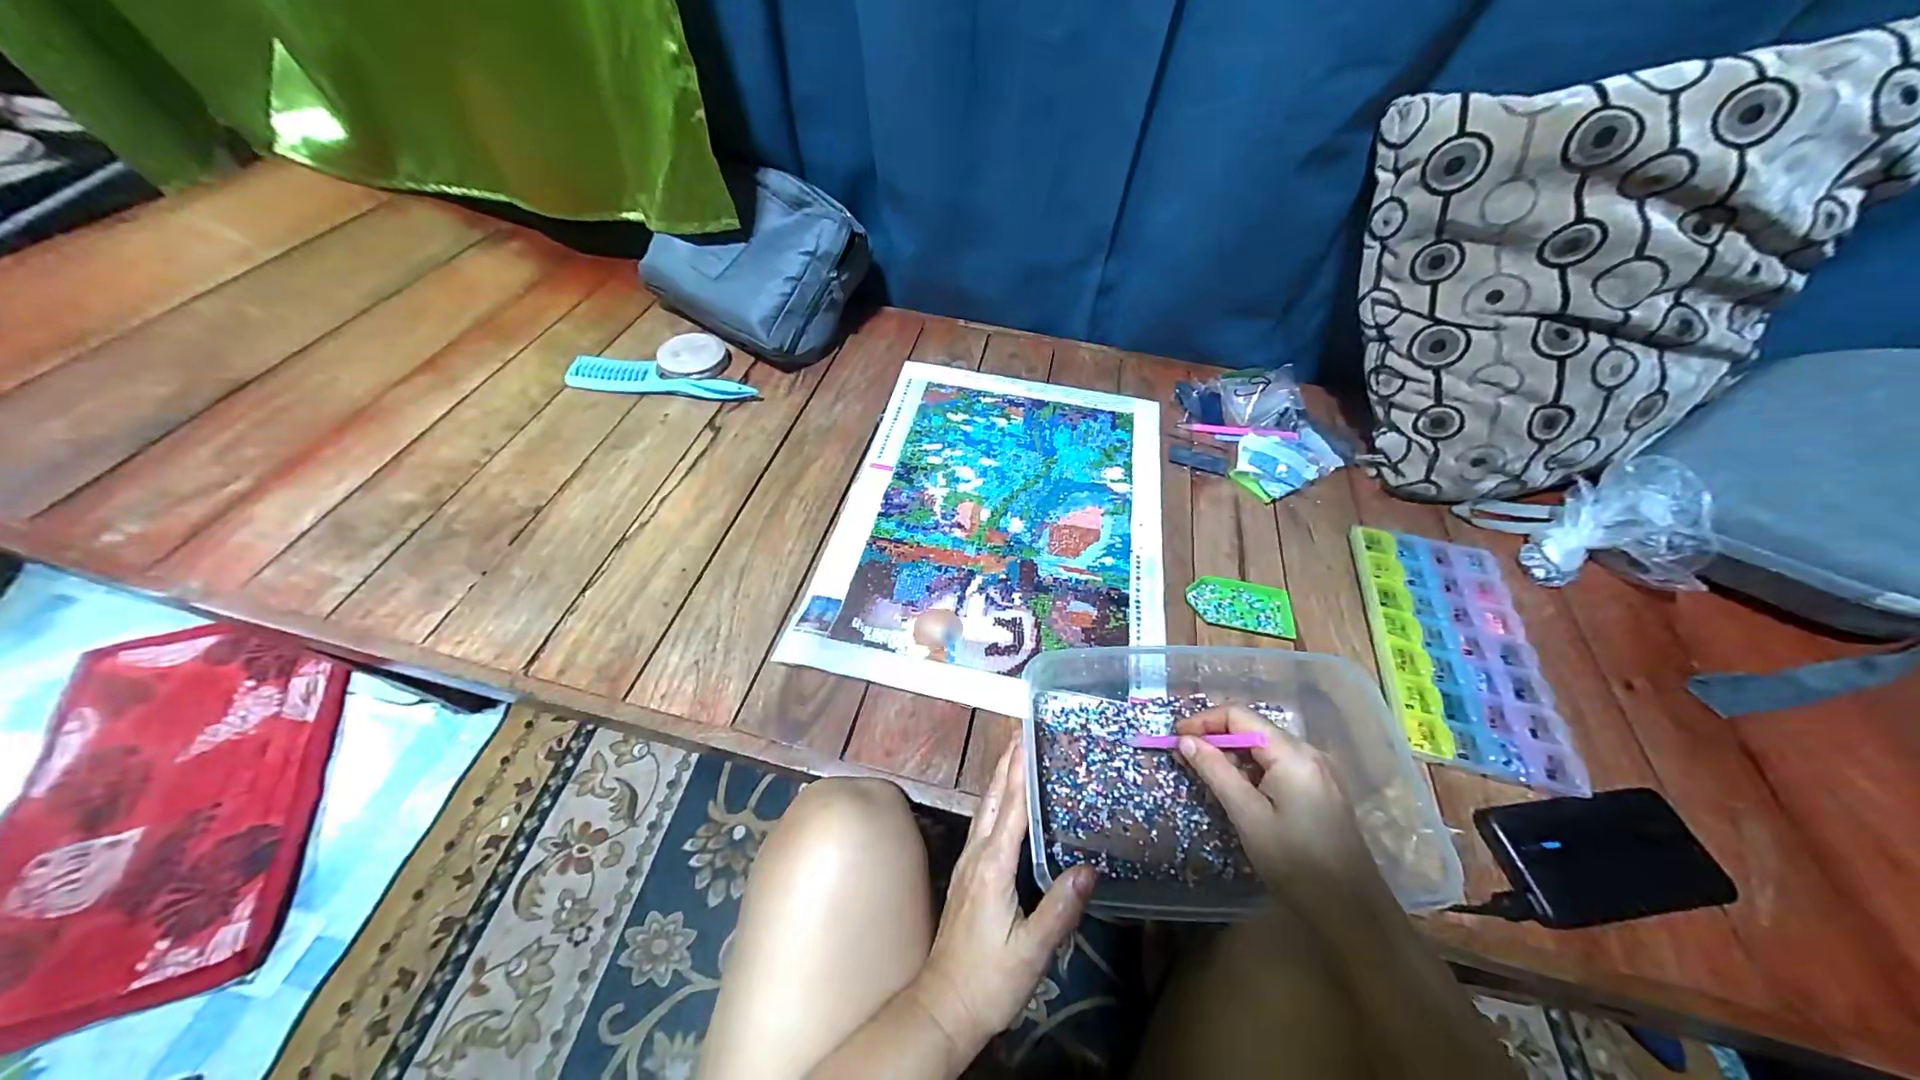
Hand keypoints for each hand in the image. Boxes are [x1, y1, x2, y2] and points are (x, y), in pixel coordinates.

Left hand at [909, 740, 1093, 1058]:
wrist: (943, 1006)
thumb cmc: (989, 980)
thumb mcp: (1031, 950)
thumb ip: (1059, 908)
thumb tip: (1089, 869)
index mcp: (992, 867)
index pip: (1011, 809)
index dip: (1020, 772)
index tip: (1028, 739)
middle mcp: (976, 857)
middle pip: (993, 800)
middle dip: (1006, 763)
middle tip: (1021, 731)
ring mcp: (967, 865)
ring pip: (985, 810)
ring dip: (999, 778)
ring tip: (1012, 753)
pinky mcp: (967, 876)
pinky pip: (982, 826)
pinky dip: (995, 802)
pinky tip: (1002, 803)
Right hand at [1175, 706, 1381, 912]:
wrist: (1352, 911)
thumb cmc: (1295, 862)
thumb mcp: (1247, 815)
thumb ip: (1216, 771)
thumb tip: (1186, 740)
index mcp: (1293, 754)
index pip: (1239, 716)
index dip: (1203, 721)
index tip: (1175, 737)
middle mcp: (1308, 752)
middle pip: (1252, 727)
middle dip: (1215, 737)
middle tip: (1184, 756)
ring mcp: (1317, 770)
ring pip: (1264, 746)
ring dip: (1231, 754)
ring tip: (1203, 772)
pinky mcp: (1320, 788)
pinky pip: (1277, 764)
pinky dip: (1251, 768)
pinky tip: (1235, 788)